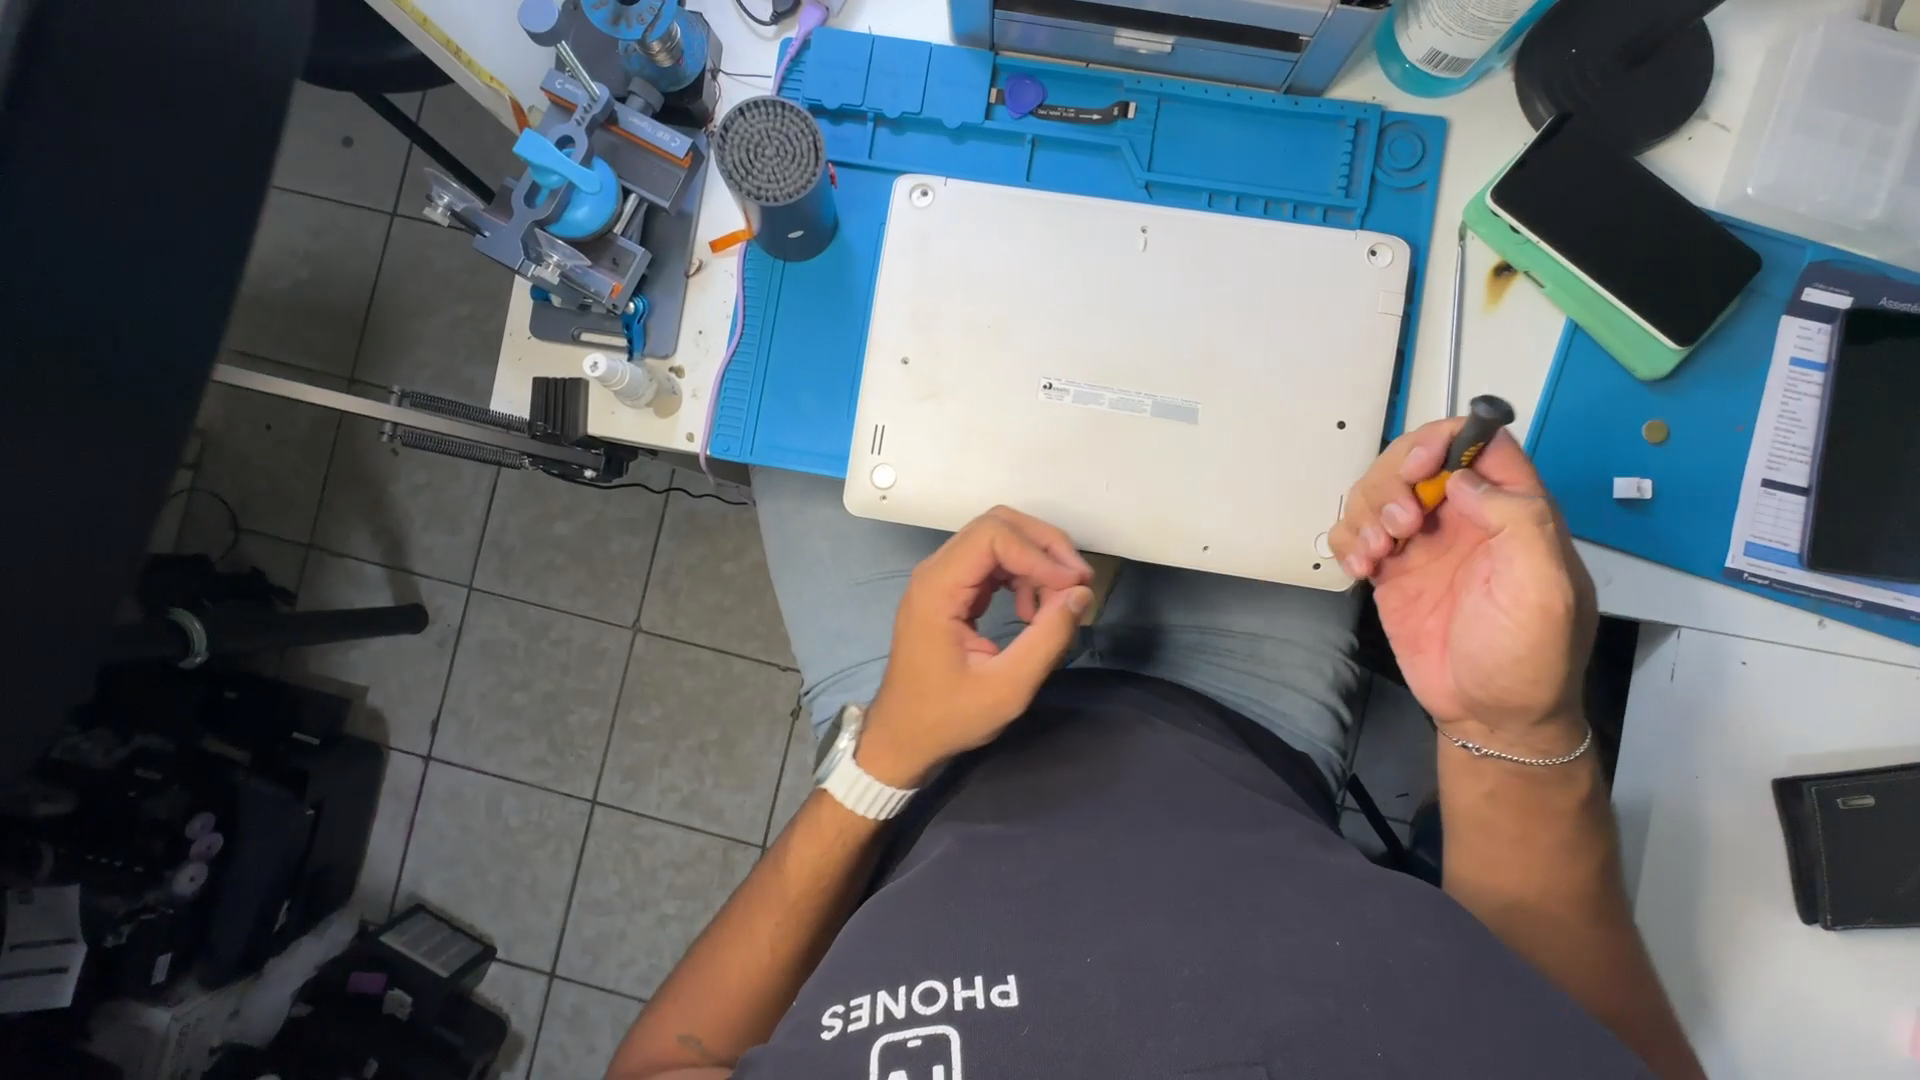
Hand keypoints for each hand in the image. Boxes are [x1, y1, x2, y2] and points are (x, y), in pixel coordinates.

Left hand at [859, 507, 1094, 786]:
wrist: (903, 736)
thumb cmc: (948, 717)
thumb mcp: (1006, 688)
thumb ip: (1046, 639)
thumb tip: (1081, 595)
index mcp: (937, 589)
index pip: (993, 535)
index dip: (1039, 554)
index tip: (1073, 588)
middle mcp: (935, 572)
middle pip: (996, 525)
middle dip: (1043, 546)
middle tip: (1078, 582)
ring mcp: (941, 579)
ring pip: (997, 539)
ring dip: (1035, 561)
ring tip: (1059, 602)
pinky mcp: (951, 591)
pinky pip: (992, 563)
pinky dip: (1021, 576)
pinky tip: (1031, 611)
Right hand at [1329, 419, 1596, 754]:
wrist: (1488, 715)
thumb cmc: (1528, 656)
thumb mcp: (1543, 588)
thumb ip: (1517, 520)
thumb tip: (1461, 478)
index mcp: (1512, 511)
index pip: (1480, 444)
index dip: (1444, 442)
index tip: (1419, 470)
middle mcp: (1462, 518)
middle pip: (1413, 461)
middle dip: (1392, 483)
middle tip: (1398, 528)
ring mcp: (1422, 544)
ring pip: (1377, 493)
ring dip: (1366, 514)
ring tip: (1376, 553)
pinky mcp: (1390, 570)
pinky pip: (1354, 534)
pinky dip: (1347, 542)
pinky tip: (1360, 569)